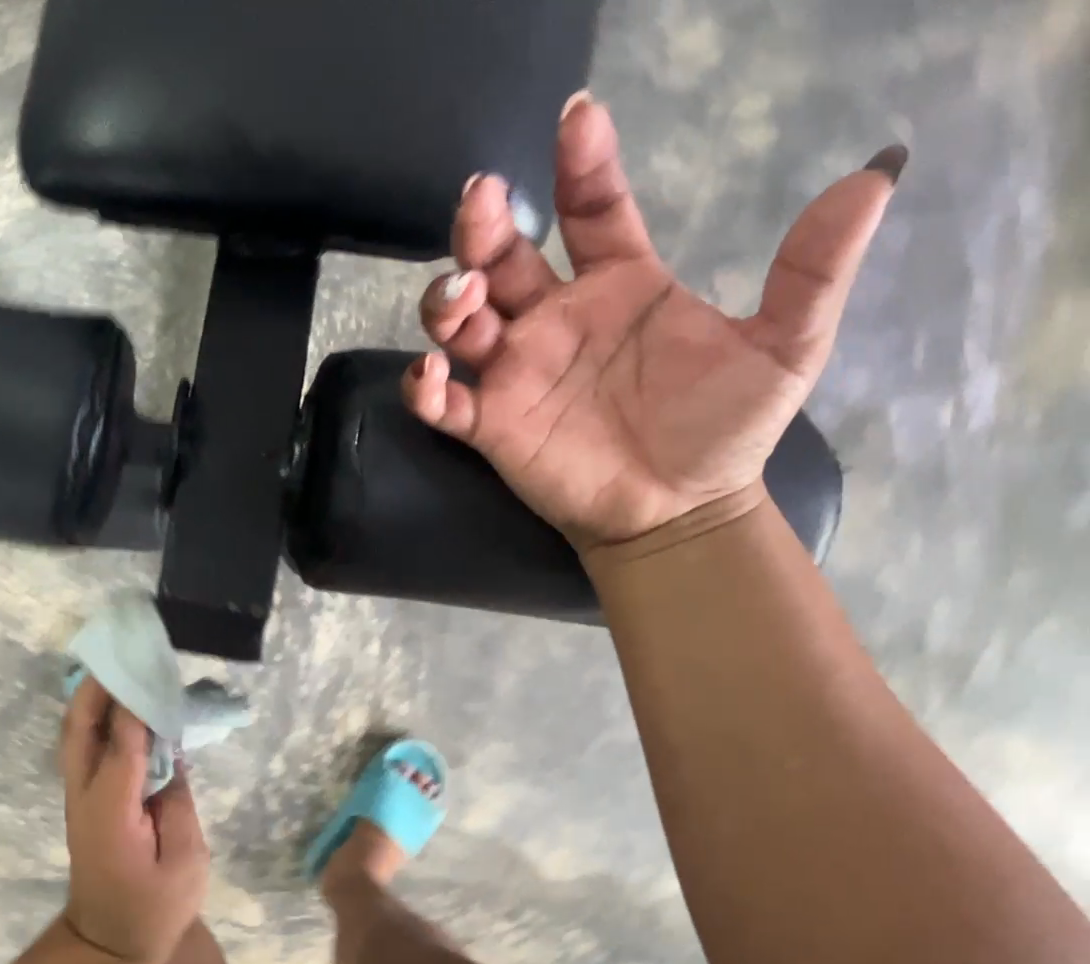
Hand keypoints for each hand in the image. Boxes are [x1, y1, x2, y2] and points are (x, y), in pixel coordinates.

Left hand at [58, 677, 208, 963]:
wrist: (108, 944)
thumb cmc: (153, 909)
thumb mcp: (185, 860)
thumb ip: (179, 800)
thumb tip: (171, 752)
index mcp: (112, 807)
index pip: (123, 741)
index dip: (135, 702)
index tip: (150, 665)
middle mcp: (85, 793)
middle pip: (80, 726)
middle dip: (98, 686)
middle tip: (125, 652)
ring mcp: (78, 795)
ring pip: (75, 733)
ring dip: (92, 697)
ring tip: (120, 665)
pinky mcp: (83, 799)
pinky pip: (84, 746)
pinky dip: (96, 718)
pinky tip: (119, 703)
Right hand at [404, 92, 904, 550]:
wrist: (684, 510)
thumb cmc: (723, 428)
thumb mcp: (784, 346)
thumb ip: (811, 271)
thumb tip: (874, 177)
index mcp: (617, 284)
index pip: (589, 210)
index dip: (581, 163)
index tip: (578, 116)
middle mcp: (554, 317)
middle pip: (502, 257)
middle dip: (482, 225)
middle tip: (482, 197)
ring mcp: (516, 370)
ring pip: (459, 321)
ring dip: (447, 299)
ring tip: (464, 293)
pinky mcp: (491, 423)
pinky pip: (443, 403)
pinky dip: (425, 389)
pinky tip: (434, 376)